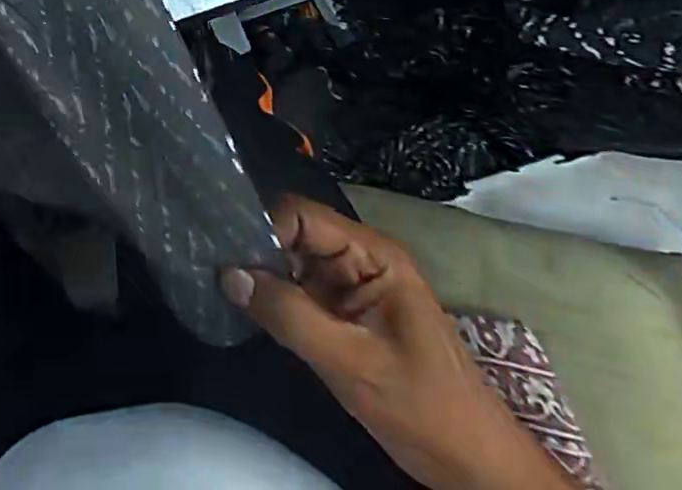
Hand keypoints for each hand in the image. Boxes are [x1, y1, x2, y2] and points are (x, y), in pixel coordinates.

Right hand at [222, 198, 575, 489]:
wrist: (474, 467)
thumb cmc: (423, 408)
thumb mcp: (351, 363)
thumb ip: (289, 315)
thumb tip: (229, 274)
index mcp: (372, 254)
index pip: (303, 216)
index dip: (262, 224)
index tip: (219, 242)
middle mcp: (360, 258)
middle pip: (295, 234)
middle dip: (255, 246)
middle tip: (207, 261)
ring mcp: (352, 285)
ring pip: (293, 263)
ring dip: (261, 272)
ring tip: (213, 277)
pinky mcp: (345, 312)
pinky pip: (300, 291)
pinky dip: (273, 297)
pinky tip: (242, 303)